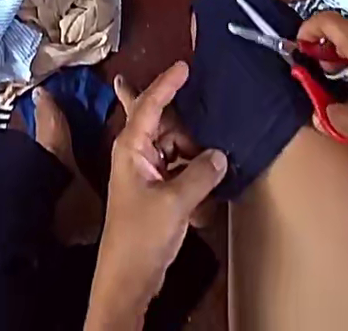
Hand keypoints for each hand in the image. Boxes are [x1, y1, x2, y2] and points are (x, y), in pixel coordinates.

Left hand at [86, 62, 226, 330]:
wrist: (126, 282)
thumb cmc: (140, 237)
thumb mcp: (174, 202)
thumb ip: (201, 173)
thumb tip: (220, 154)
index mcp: (131, 146)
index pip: (150, 103)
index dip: (167, 83)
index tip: (185, 65)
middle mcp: (136, 151)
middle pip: (162, 119)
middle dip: (178, 109)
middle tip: (195, 88)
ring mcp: (145, 169)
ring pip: (172, 140)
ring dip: (190, 142)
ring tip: (211, 146)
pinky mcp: (155, 187)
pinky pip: (176, 160)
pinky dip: (191, 160)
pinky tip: (209, 164)